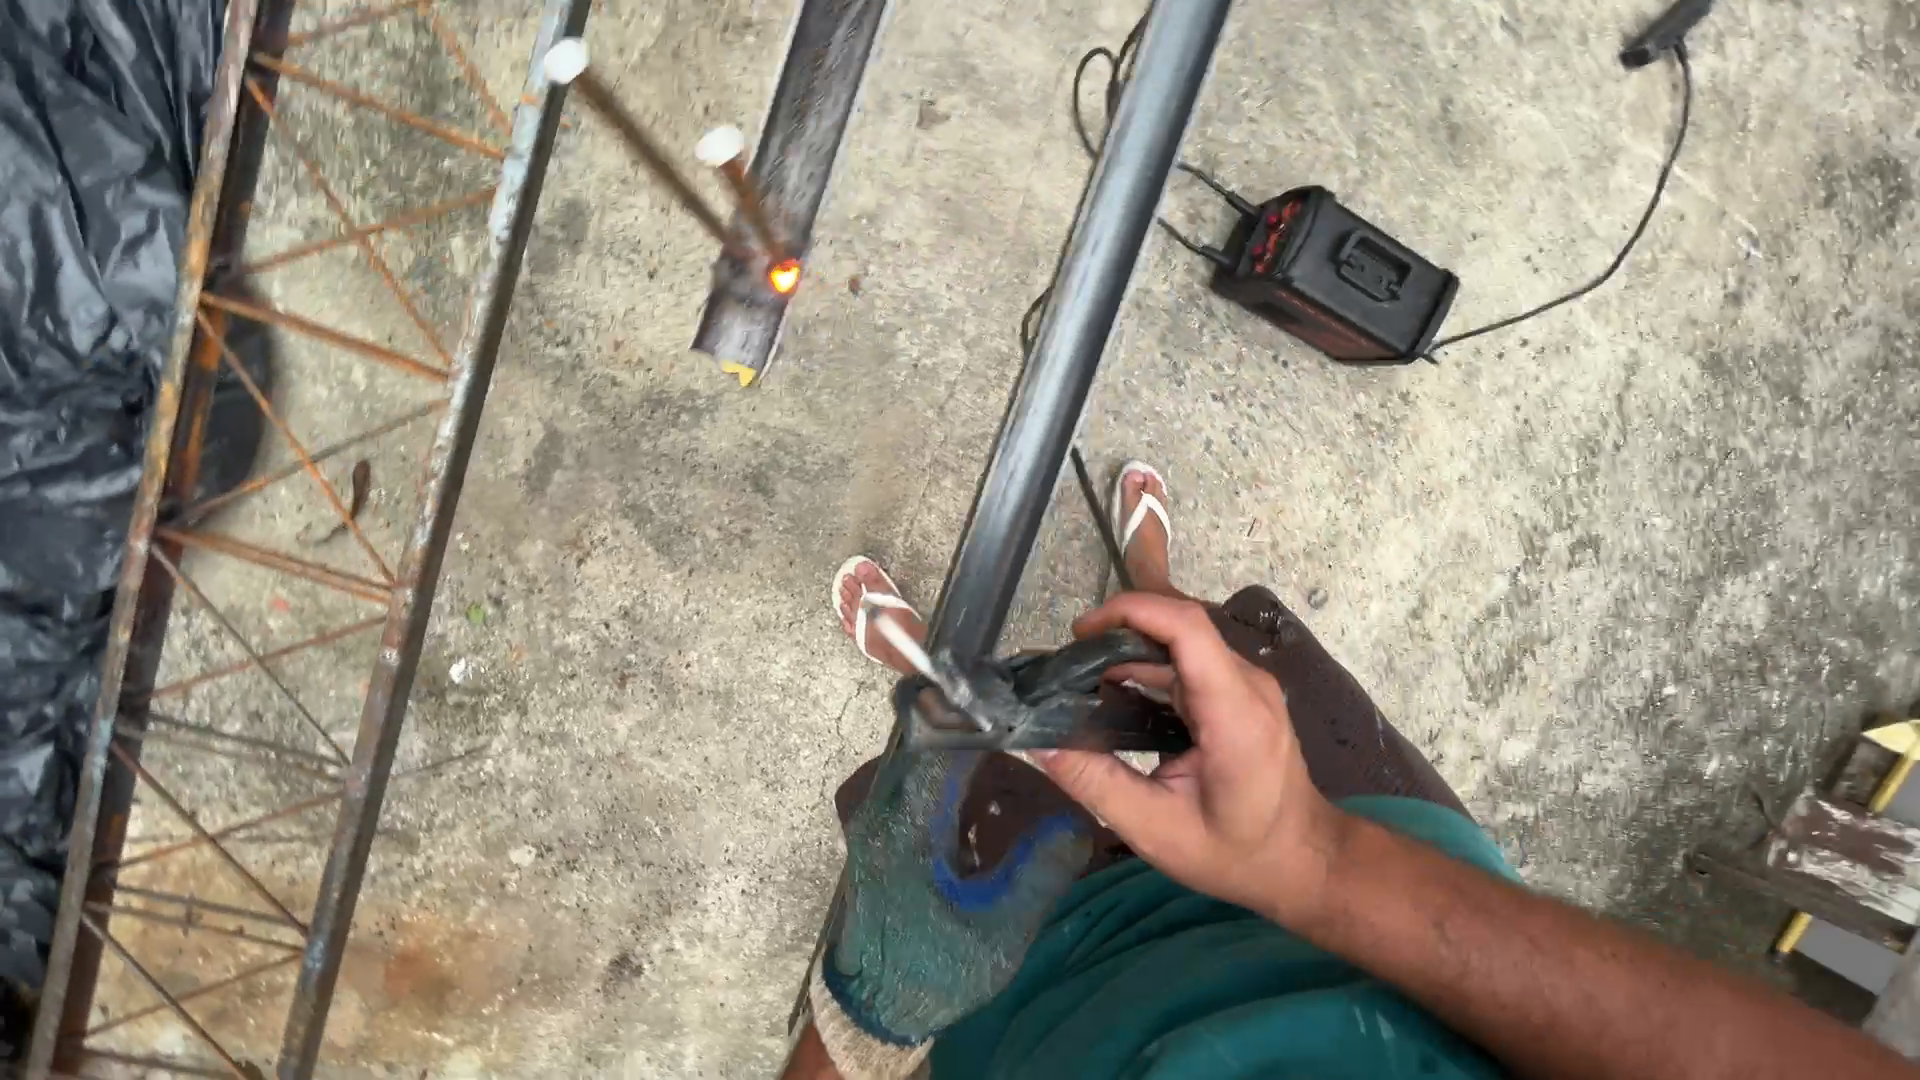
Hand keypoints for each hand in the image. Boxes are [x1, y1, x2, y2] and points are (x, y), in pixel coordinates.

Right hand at [1034, 593, 1346, 923]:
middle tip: (1068, 664)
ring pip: (1180, 640)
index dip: (1132, 611)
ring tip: (1081, 679)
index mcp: (1234, 713)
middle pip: (1178, 626)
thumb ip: (1097, 785)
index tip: (1081, 632)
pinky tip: (1115, 692)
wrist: (1304, 861)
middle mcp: (1246, 684)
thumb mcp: (1157, 830)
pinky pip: (1187, 659)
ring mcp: (1246, 683)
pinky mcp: (1238, 690)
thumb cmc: (1237, 853)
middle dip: (1116, 631)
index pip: (1187, 627)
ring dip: (1128, 649)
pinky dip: (1146, 665)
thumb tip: (1040, 745)